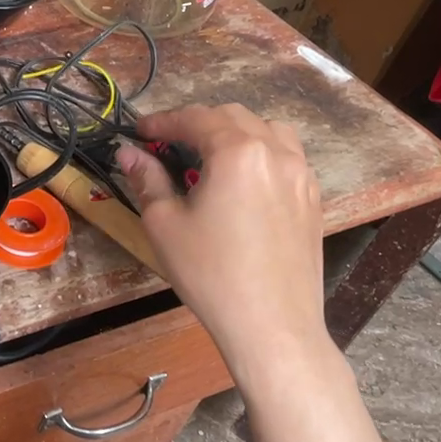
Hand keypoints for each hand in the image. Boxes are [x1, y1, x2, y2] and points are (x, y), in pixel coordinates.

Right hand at [116, 104, 327, 380]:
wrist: (271, 324)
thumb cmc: (210, 272)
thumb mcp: (164, 223)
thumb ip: (147, 178)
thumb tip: (128, 152)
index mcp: (237, 152)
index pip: (195, 119)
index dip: (162, 121)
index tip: (138, 132)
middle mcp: (275, 153)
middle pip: (232, 117)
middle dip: (196, 123)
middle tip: (166, 143)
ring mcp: (301, 175)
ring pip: (268, 131)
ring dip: (234, 132)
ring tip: (209, 154)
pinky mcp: (312, 199)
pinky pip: (287, 157)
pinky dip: (260, 153)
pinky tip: (241, 181)